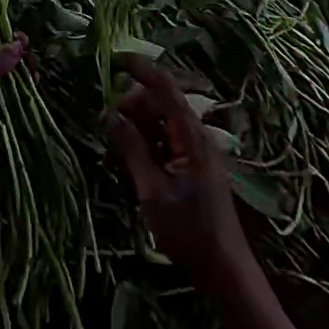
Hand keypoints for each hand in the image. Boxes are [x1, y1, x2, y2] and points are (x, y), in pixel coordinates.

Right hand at [107, 55, 247, 272]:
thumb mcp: (152, 190)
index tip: (112, 59)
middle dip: (130, 108)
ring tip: (112, 152)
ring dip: (134, 130)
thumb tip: (108, 113)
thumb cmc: (189, 230)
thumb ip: (131, 148)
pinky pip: (163, 143)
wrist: (223, 269)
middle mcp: (194, 135)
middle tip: (105, 124)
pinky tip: (125, 165)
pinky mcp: (190, 167)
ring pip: (158, 123)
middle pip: (158, 104)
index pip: (164, 86)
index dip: (139, 68)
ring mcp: (193, 151)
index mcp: (190, 135)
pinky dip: (143, 147)